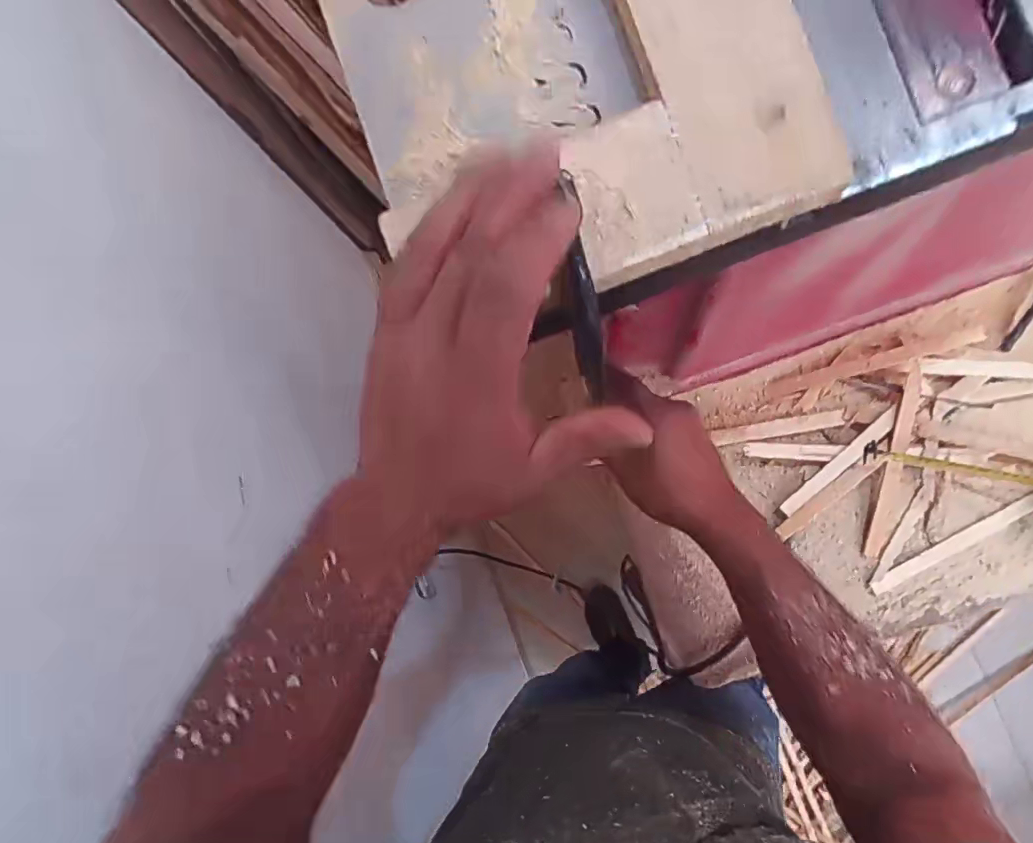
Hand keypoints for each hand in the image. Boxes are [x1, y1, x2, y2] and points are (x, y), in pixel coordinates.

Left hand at [355, 144, 651, 534]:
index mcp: (477, 377)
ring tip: (503, 155)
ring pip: (432, 247)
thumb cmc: (468, 485)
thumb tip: (648, 427)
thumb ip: (586, 440)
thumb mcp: (533, 472)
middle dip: (510, 197)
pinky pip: (406, 262)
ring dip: (470, 196)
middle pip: (471, 253)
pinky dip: (433, 225)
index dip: (537, 241)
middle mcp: (433, 341)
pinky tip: (456, 200)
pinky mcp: (384, 327)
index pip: (505, 291)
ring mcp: (400, 329)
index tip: (568, 205)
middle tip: (546, 154)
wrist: (394, 498)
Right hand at [604, 374, 750, 536]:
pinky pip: (667, 424)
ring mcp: (691, 421)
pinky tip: (641, 452)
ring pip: (654, 412)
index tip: (586, 389)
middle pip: (639, 397)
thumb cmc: (670, 493)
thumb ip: (606, 446)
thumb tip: (588, 429)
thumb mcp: (627, 473)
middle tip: (595, 422)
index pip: (624, 382)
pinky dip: (651, 431)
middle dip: (617, 407)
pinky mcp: (698, 436)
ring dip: (634, 421)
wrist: (715, 512)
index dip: (602, 383)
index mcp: (659, 410)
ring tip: (615, 441)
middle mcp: (677, 407)